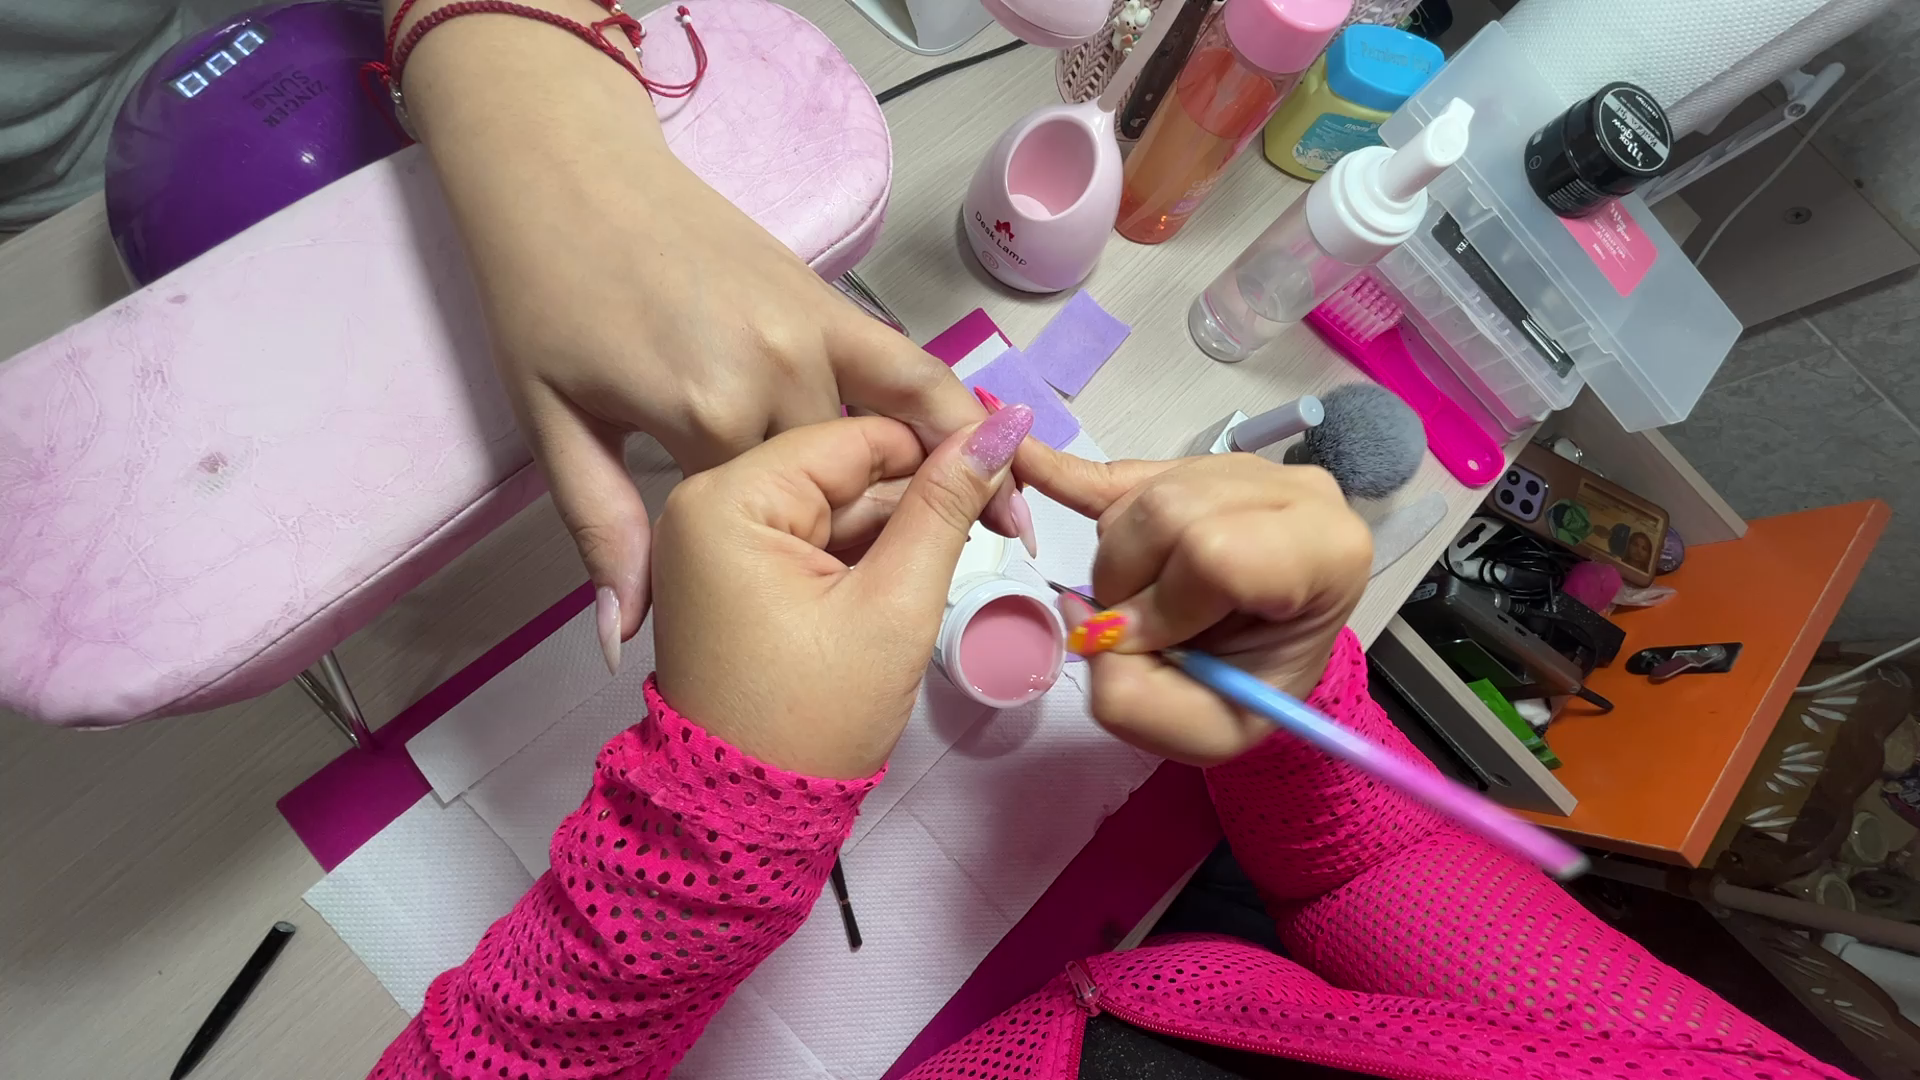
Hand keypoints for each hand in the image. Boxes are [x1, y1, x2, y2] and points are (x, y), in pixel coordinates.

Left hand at [394, 6, 1022, 674]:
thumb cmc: (545, 298)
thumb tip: (619, 637)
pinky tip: (994, 438)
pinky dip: (956, 406)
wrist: (561, 164)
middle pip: (855, 480)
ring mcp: (817, 331)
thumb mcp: (555, 425)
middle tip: (916, 579)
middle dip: (885, 531)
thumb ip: (605, 533)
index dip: (828, 566)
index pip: (791, 519)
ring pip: (902, 423)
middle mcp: (781, 376)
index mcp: (711, 416)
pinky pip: (912, 364)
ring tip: (1014, 517)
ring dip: (955, 474)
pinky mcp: (832, 300)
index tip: (847, 612)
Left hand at [650, 407, 1033, 778]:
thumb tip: (1002, 428)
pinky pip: (817, 539)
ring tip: (961, 550)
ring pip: (837, 506)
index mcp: (729, 499)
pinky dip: (868, 553)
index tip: (1006, 473)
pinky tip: (911, 572)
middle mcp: (711, 504)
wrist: (749, 813)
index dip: (939, 449)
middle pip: (845, 471)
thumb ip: (947, 506)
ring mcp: (721, 540)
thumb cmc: (818, 714)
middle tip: (1002, 519)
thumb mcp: (895, 603)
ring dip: (901, 528)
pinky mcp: (738, 572)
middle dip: (922, 496)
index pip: (855, 438)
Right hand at [1018, 447, 1372, 764]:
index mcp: (1326, 553)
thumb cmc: (1249, 692)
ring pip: (1136, 499)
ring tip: (1140, 597)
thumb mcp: (1207, 732)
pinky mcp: (1184, 466)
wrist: (1263, 656)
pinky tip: (1018, 454)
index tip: (1152, 641)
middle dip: (1127, 581)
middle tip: (1137, 625)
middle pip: (1166, 513)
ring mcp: (1237, 467)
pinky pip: (1111, 469)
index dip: (1165, 604)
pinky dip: (1057, 469)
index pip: (1216, 552)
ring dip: (1115, 559)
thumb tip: (1084, 616)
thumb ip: (1134, 699)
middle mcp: (1291, 491)